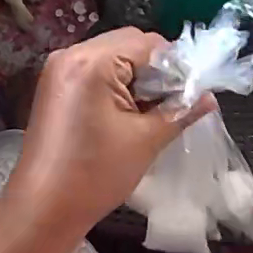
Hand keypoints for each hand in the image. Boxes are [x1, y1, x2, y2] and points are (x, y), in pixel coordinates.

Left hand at [0, 29, 211, 245]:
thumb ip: (180, 111)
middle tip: (172, 105)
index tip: (191, 95)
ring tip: (152, 113)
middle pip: (129, 45)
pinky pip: (96, 72)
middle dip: (156, 72)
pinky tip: (129, 115)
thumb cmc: (94, 174)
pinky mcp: (56, 88)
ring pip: (113, 58)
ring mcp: (59, 70)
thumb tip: (208, 97)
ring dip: (137, 79)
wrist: (43, 208)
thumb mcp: (146, 140)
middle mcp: (71, 54)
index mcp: (92, 61)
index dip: (177, 67)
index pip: (149, 43)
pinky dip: (117, 86)